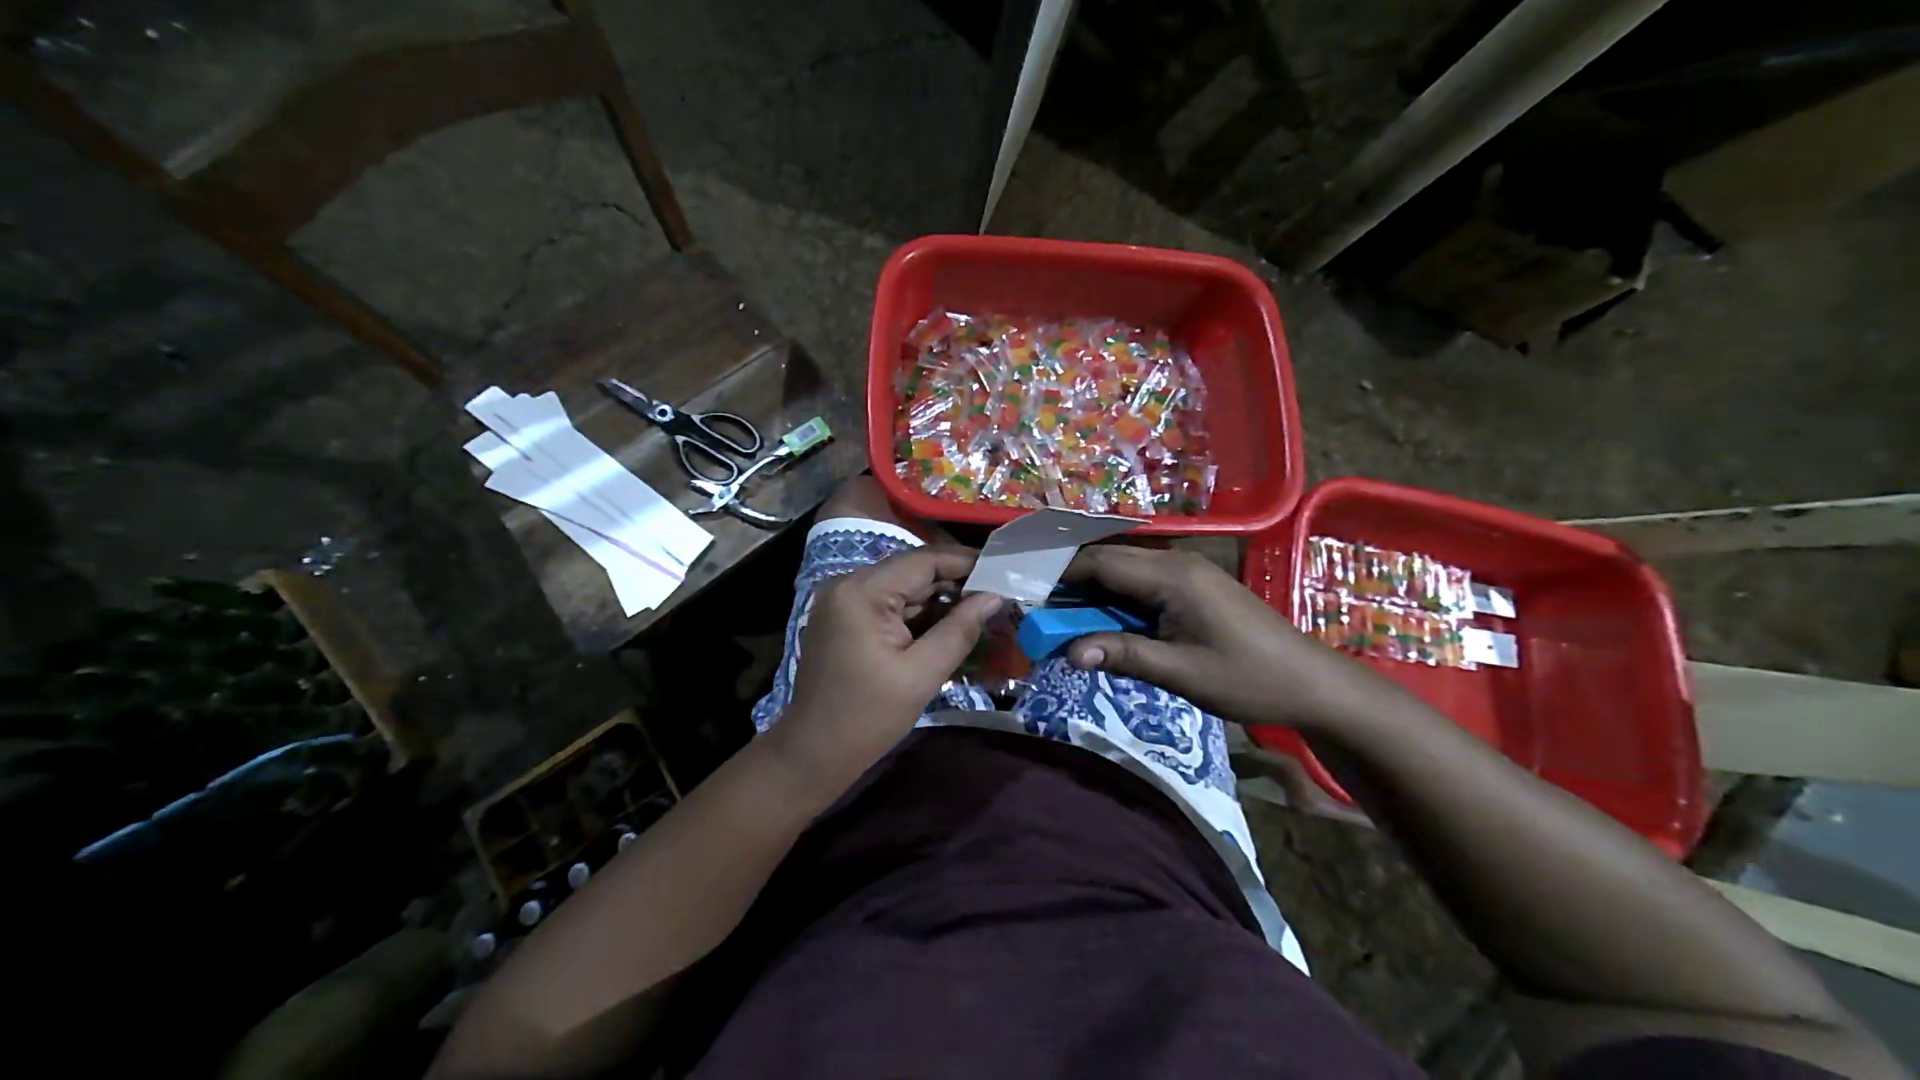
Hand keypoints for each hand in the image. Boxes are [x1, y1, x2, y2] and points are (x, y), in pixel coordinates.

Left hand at [772, 547, 1001, 793]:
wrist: (814, 754)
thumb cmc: (868, 716)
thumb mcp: (922, 674)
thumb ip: (960, 630)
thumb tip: (994, 597)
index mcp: (862, 592)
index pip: (922, 561)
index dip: (965, 562)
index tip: (1003, 570)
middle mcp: (848, 585)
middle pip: (911, 571)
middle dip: (955, 583)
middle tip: (998, 595)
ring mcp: (843, 602)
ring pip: (902, 589)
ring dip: (938, 600)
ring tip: (981, 611)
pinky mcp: (844, 620)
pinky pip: (888, 606)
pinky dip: (917, 615)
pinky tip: (948, 626)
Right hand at [1061, 545, 1378, 728]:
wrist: (1310, 683)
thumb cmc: (1249, 679)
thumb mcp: (1182, 672)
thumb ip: (1124, 655)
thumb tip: (1068, 653)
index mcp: (1172, 576)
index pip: (1100, 562)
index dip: (1059, 574)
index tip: (1025, 591)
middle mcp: (1177, 562)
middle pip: (1108, 559)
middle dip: (1069, 580)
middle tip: (1037, 607)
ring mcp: (1187, 571)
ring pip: (1123, 569)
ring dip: (1091, 589)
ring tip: (1059, 614)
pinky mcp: (1193, 586)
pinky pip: (1141, 582)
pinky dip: (1114, 597)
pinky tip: (1100, 618)